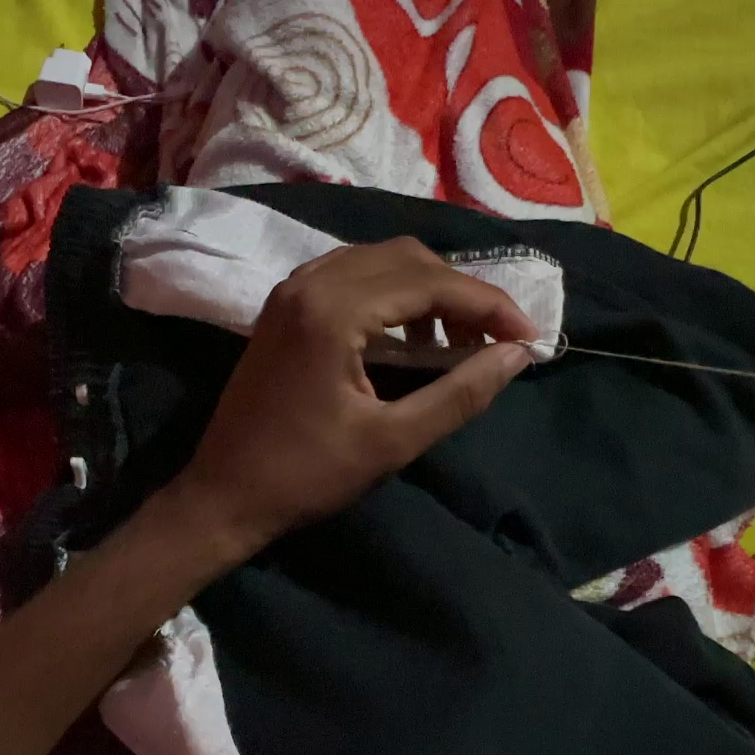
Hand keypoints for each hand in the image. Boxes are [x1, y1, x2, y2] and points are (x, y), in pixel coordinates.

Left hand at [165, 236, 537, 554]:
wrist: (224, 495)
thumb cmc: (305, 476)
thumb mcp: (391, 442)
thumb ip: (458, 394)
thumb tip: (516, 355)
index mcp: (333, 310)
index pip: (431, 283)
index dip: (489, 305)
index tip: (529, 336)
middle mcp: (309, 283)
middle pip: (406, 259)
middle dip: (460, 294)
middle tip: (492, 342)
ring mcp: (290, 291)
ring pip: (377, 262)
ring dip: (424, 291)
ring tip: (452, 342)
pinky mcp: (281, 308)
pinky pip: (348, 276)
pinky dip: (387, 294)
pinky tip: (404, 335)